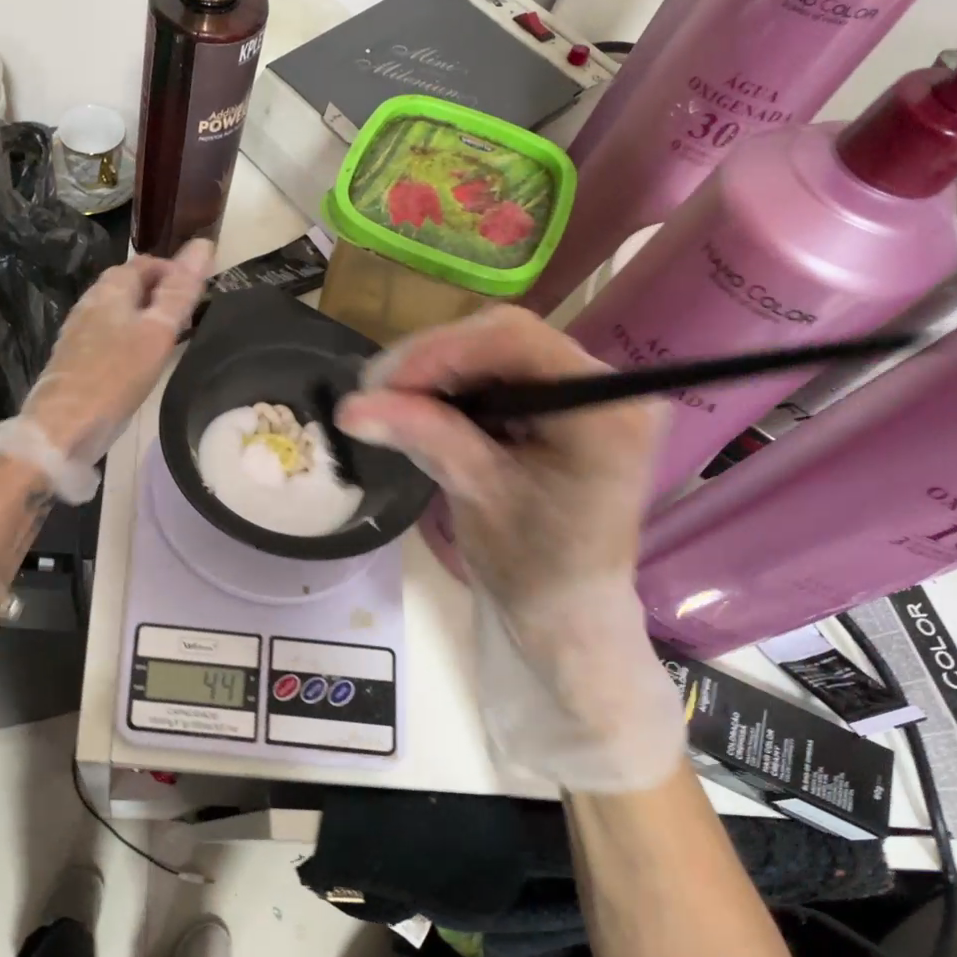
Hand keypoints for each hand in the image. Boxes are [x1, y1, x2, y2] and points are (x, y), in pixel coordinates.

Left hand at [0, 239, 212, 502]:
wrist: (62, 428)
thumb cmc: (114, 378)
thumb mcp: (157, 332)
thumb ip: (180, 292)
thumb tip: (203, 244)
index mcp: (111, 288)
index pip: (148, 263)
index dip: (175, 272)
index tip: (200, 295)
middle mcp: (91, 302)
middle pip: (131, 287)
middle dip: (160, 295)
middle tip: (189, 321)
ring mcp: (79, 331)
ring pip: (119, 313)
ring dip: (145, 320)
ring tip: (170, 342)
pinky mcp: (75, 359)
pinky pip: (109, 338)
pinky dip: (130, 341)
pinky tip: (140, 364)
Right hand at [336, 306, 684, 791]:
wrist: (566, 616)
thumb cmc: (533, 567)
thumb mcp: (477, 494)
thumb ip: (425, 437)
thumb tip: (350, 406)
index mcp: (604, 408)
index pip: (516, 341)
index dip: (439, 350)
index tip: (380, 382)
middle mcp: (605, 388)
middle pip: (506, 340)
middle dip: (433, 360)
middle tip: (374, 393)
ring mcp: (585, 396)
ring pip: (497, 355)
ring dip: (438, 373)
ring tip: (388, 403)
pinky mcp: (562, 411)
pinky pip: (501, 379)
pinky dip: (455, 390)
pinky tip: (422, 410)